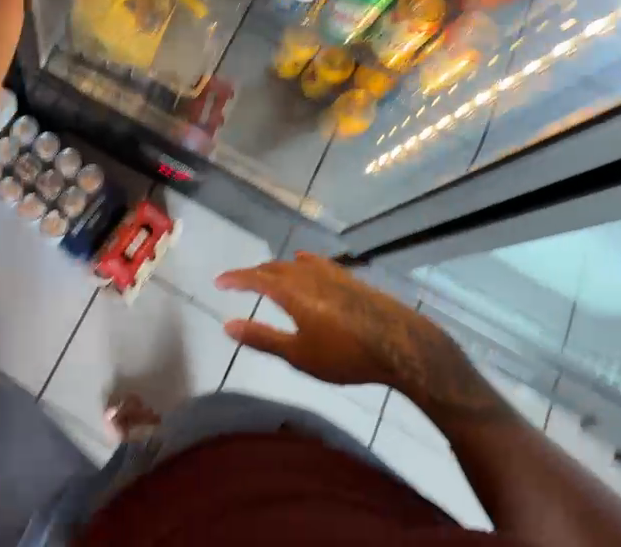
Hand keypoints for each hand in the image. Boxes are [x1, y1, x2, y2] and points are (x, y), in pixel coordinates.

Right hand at [216, 254, 477, 405]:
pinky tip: (307, 263)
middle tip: (240, 281)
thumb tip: (227, 325)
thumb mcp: (299, 355)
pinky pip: (318, 264)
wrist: (401, 346)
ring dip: (279, 268)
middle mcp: (310, 276)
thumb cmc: (346, 355)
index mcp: (293, 292)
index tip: (219, 281)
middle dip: (255, 273)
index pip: (257, 279)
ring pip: (298, 265)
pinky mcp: (352, 280)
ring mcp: (333, 275)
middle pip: (276, 268)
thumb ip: (263, 339)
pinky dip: (303, 263)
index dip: (236, 278)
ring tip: (268, 272)